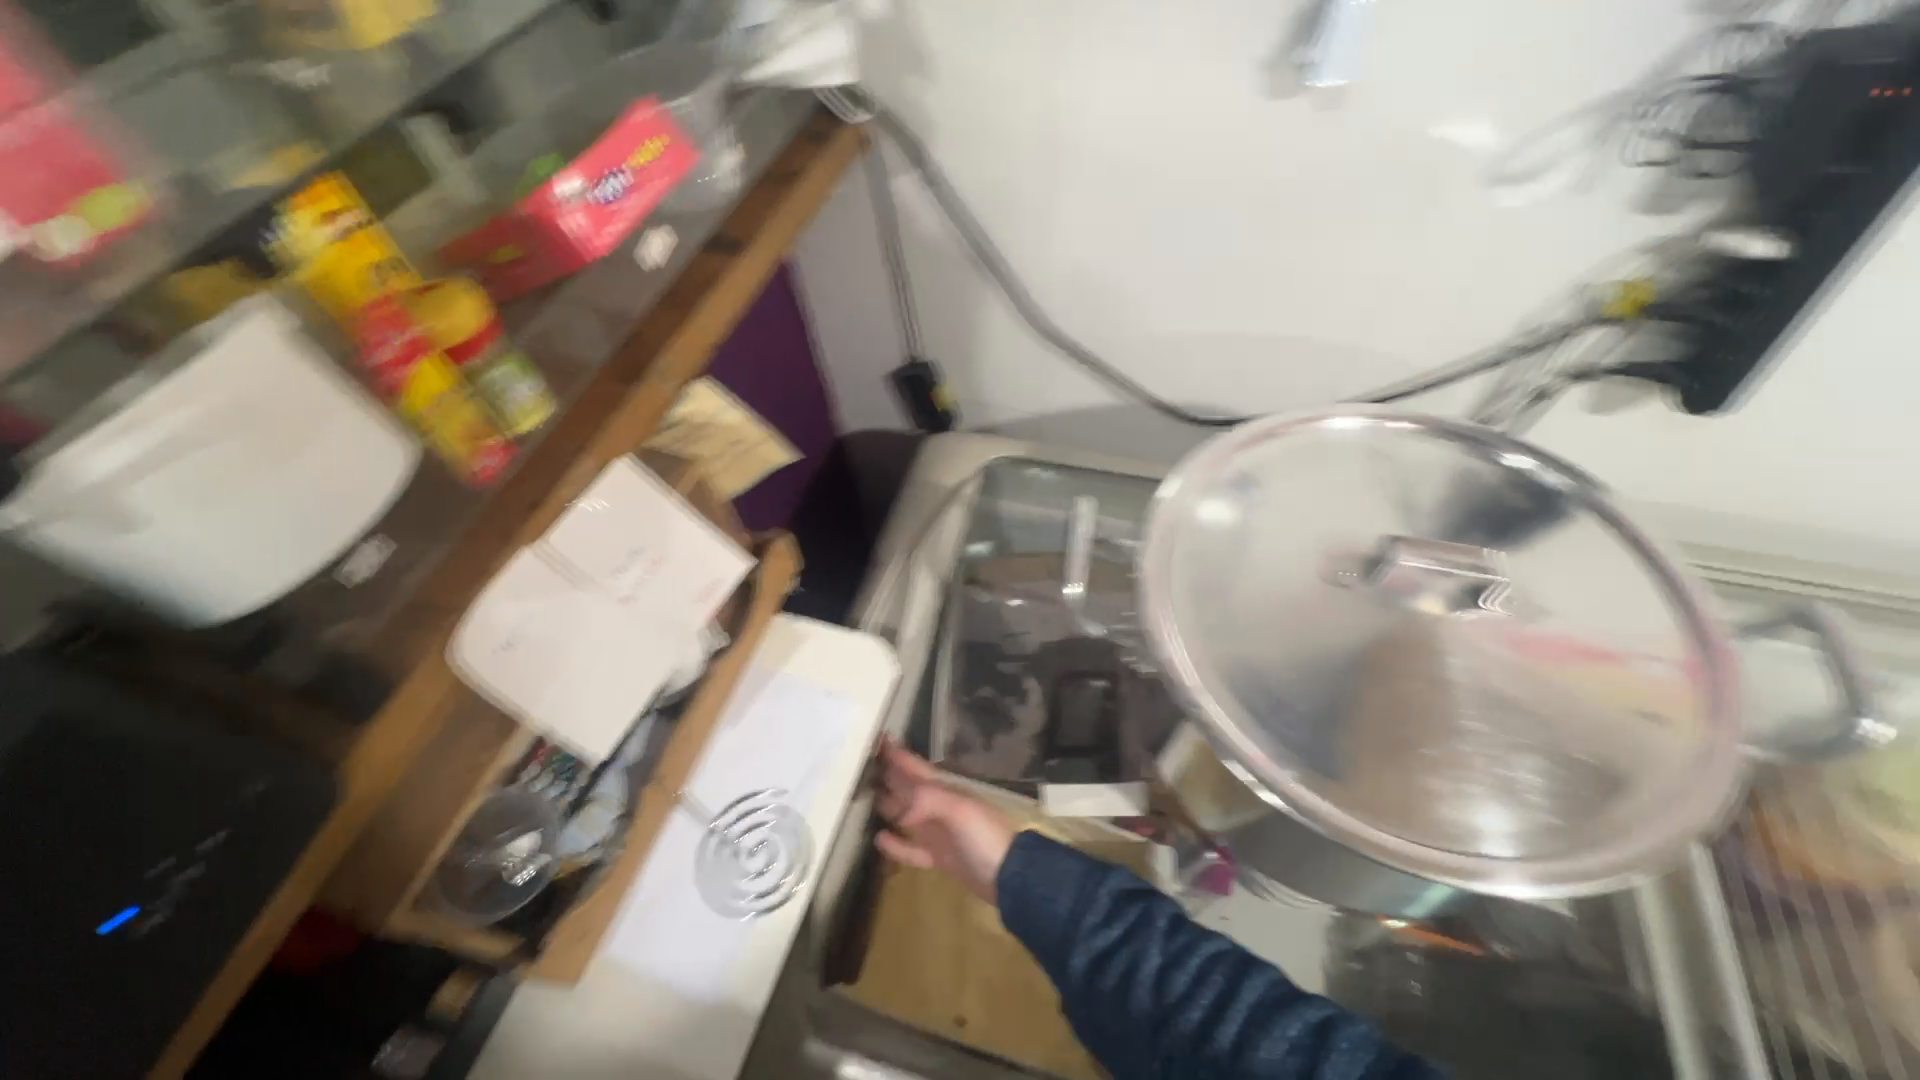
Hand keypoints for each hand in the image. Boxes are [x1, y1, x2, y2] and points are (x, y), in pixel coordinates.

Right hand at [872, 738, 1016, 904]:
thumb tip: (899, 812)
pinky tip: (878, 838)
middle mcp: (938, 807)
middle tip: (859, 765)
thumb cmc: (985, 836)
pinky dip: (895, 844)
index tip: (876, 737)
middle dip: (887, 775)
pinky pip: (910, 849)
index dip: (897, 753)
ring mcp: (938, 833)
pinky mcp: (938, 858)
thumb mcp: (960, 810)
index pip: (915, 767)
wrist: (1008, 876)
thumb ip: (927, 800)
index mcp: (945, 790)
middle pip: (907, 788)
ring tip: (862, 798)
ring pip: (906, 815)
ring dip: (887, 805)